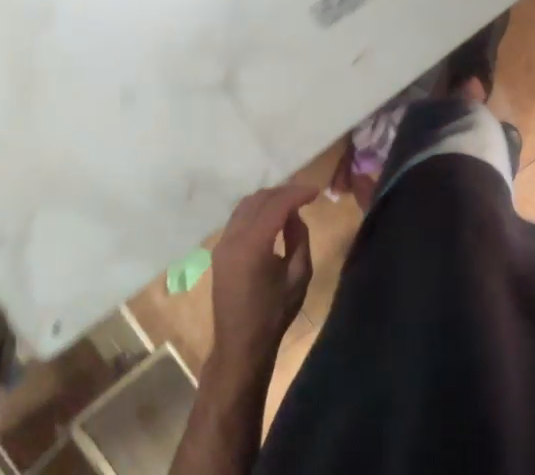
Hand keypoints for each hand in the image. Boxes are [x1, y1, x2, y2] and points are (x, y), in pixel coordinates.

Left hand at [209, 185, 316, 372]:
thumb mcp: (299, 275)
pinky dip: (256, 210)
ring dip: (269, 199)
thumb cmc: (274, 313)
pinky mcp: (219, 251)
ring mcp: (222, 244)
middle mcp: (232, 238)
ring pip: (245, 205)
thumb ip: (299, 238)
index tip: (316, 192)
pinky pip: (238, 218)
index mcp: (252, 245)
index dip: (297, 193)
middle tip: (306, 195)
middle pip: (259, 199)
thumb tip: (295, 215)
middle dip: (283, 192)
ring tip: (291, 203)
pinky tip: (272, 217)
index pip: (276, 205)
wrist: (240, 343)